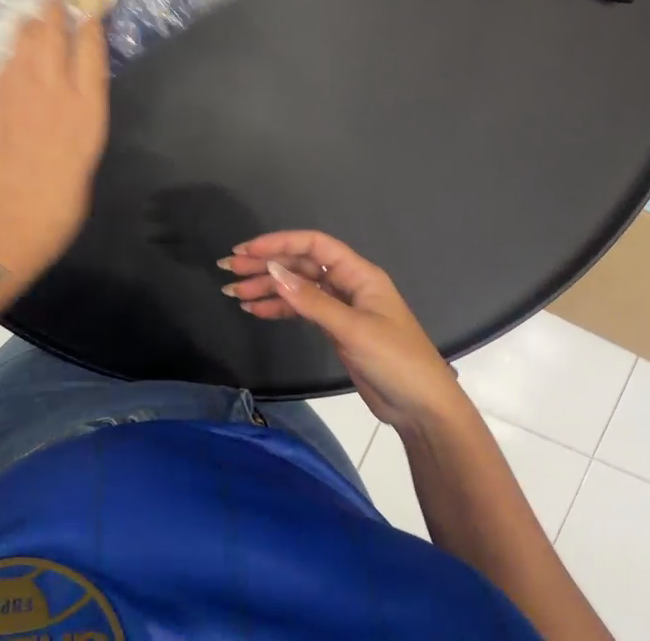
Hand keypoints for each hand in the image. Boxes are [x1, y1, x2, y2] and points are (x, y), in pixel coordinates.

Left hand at [0, 0, 109, 279]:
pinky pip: (4, 66)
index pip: (91, 49)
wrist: (10, 220)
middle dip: (54, 12)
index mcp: (87, 107)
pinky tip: (13, 50)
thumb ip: (82, 118)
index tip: (91, 9)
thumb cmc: (63, 203)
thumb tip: (76, 98)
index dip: (91, 24)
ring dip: (30, 26)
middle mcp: (54, 90)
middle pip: (53, 36)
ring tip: (34, 15)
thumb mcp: (88, 156)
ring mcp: (19, 94)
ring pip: (25, 45)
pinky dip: (11, 52)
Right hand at [219, 232, 458, 431]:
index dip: (279, 243)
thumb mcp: (352, 328)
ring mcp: (341, 307)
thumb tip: (273, 271)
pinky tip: (254, 309)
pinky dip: (278, 308)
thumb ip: (312, 301)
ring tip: (233, 292)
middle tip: (229, 270)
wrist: (421, 407)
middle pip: (300, 265)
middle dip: (265, 265)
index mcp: (359, 274)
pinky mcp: (335, 329)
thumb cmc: (395, 360)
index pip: (314, 246)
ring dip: (266, 288)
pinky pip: (301, 309)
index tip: (247, 251)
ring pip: (297, 288)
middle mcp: (348, 284)